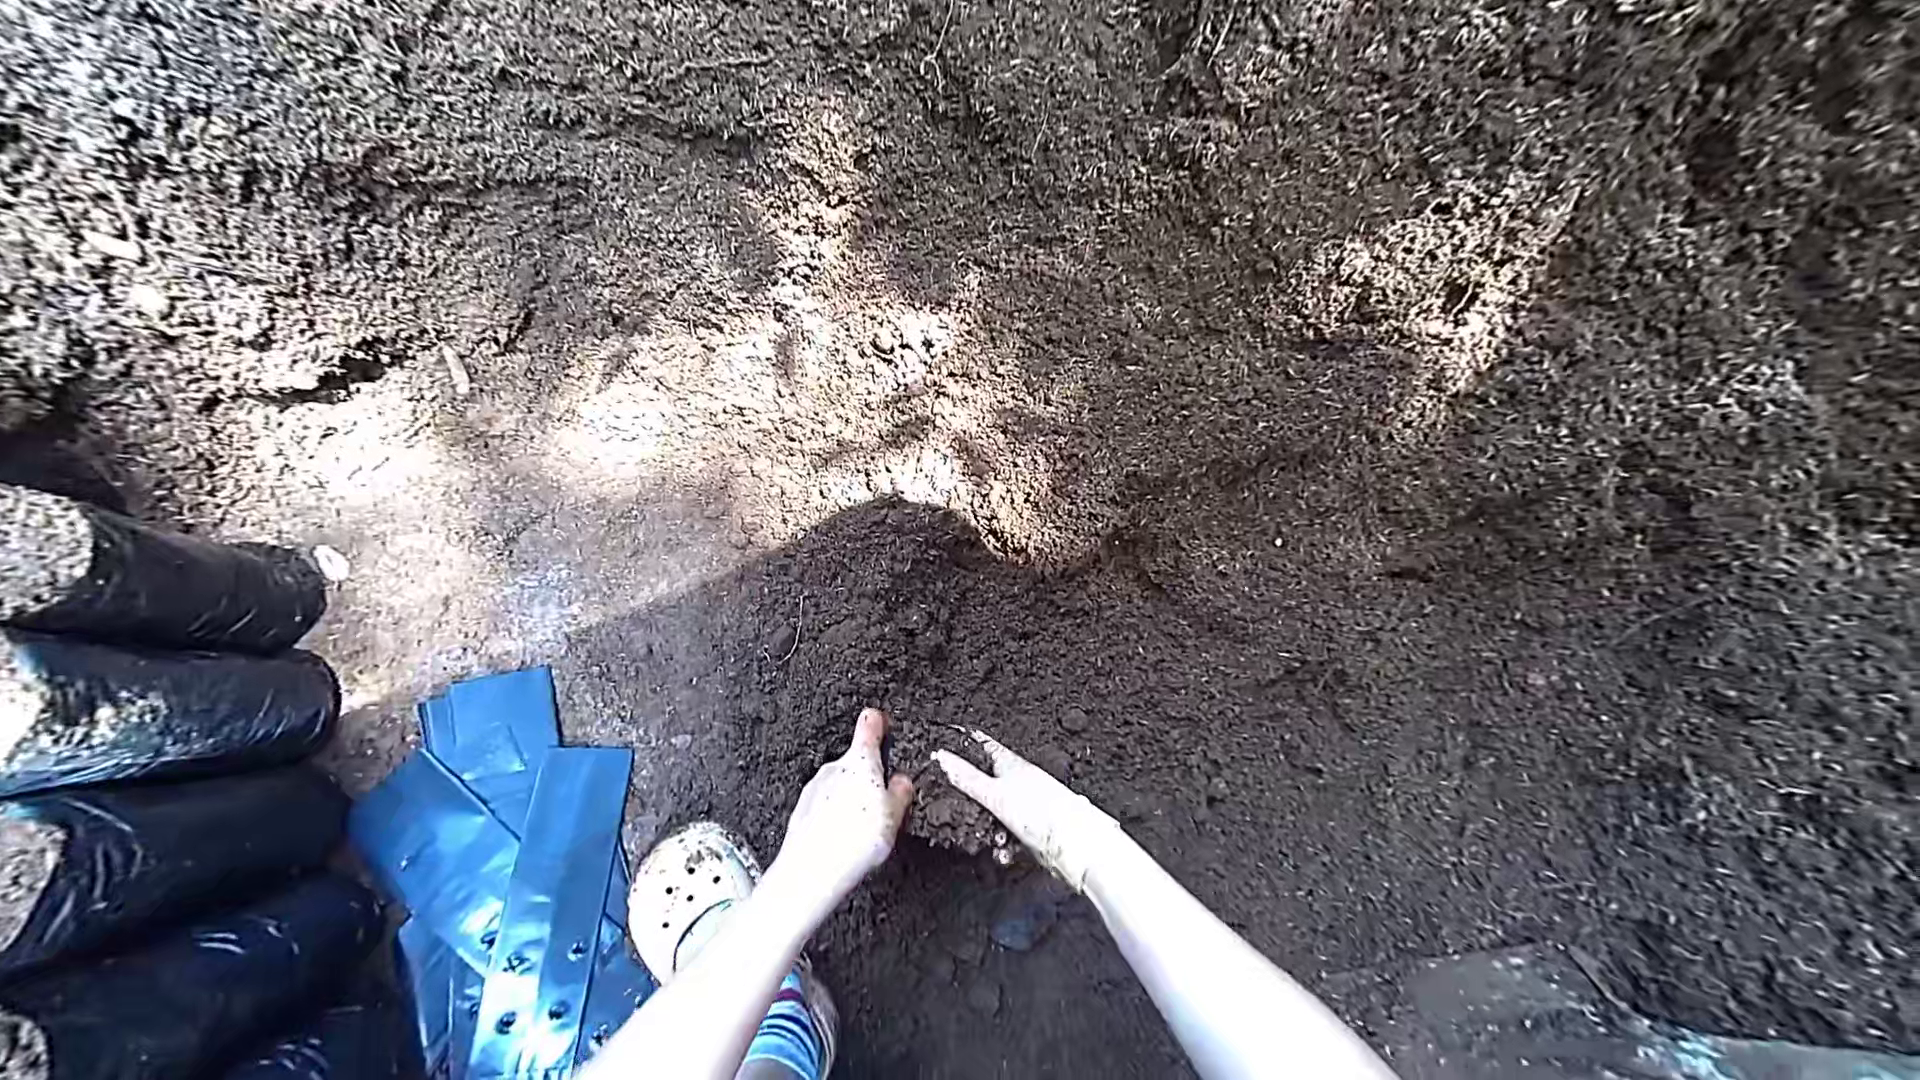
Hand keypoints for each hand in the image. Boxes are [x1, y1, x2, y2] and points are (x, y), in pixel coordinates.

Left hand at [768, 708, 914, 913]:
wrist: (809, 873)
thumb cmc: (852, 842)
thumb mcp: (895, 815)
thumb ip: (901, 792)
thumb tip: (902, 782)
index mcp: (861, 761)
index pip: (870, 722)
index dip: (880, 721)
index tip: (884, 722)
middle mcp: (835, 767)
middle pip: (857, 760)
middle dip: (870, 777)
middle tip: (883, 803)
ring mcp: (816, 787)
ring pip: (841, 785)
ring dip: (852, 798)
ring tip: (862, 829)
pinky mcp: (804, 808)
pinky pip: (826, 804)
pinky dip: (836, 815)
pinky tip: (843, 838)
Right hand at [934, 728, 1133, 892]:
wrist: (1080, 848)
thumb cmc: (1043, 814)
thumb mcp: (995, 796)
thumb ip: (967, 777)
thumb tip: (941, 756)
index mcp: (1014, 765)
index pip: (984, 746)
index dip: (967, 742)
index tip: (950, 738)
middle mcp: (1022, 781)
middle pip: (989, 782)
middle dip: (974, 796)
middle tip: (959, 803)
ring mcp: (1030, 806)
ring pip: (999, 812)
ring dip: (991, 828)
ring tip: (995, 840)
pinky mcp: (1036, 830)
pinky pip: (1011, 835)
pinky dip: (1005, 845)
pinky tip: (1005, 853)